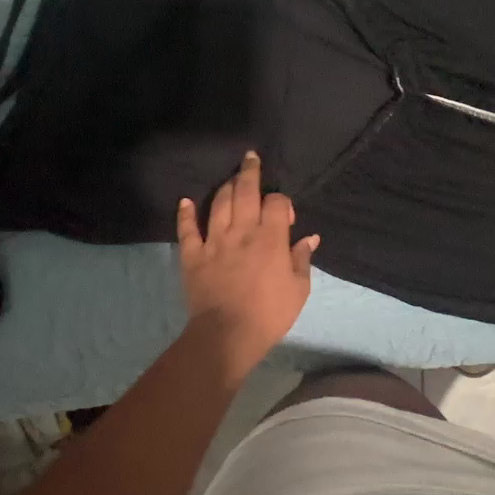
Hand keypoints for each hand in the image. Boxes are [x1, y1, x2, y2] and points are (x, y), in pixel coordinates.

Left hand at [176, 152, 318, 380]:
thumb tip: (309, 237)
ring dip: (225, 188)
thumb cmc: (269, 313)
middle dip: (249, 172)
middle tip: (250, 158)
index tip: (284, 215)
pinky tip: (185, 201)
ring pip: (219, 204)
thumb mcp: (299, 289)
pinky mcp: (193, 256)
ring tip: (230, 179)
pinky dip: (185, 214)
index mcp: (270, 238)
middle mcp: (242, 231)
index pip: (276, 202)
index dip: (281, 202)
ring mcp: (214, 242)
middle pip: (246, 192)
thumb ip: (302, 259)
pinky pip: (187, 230)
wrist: (227, 336)